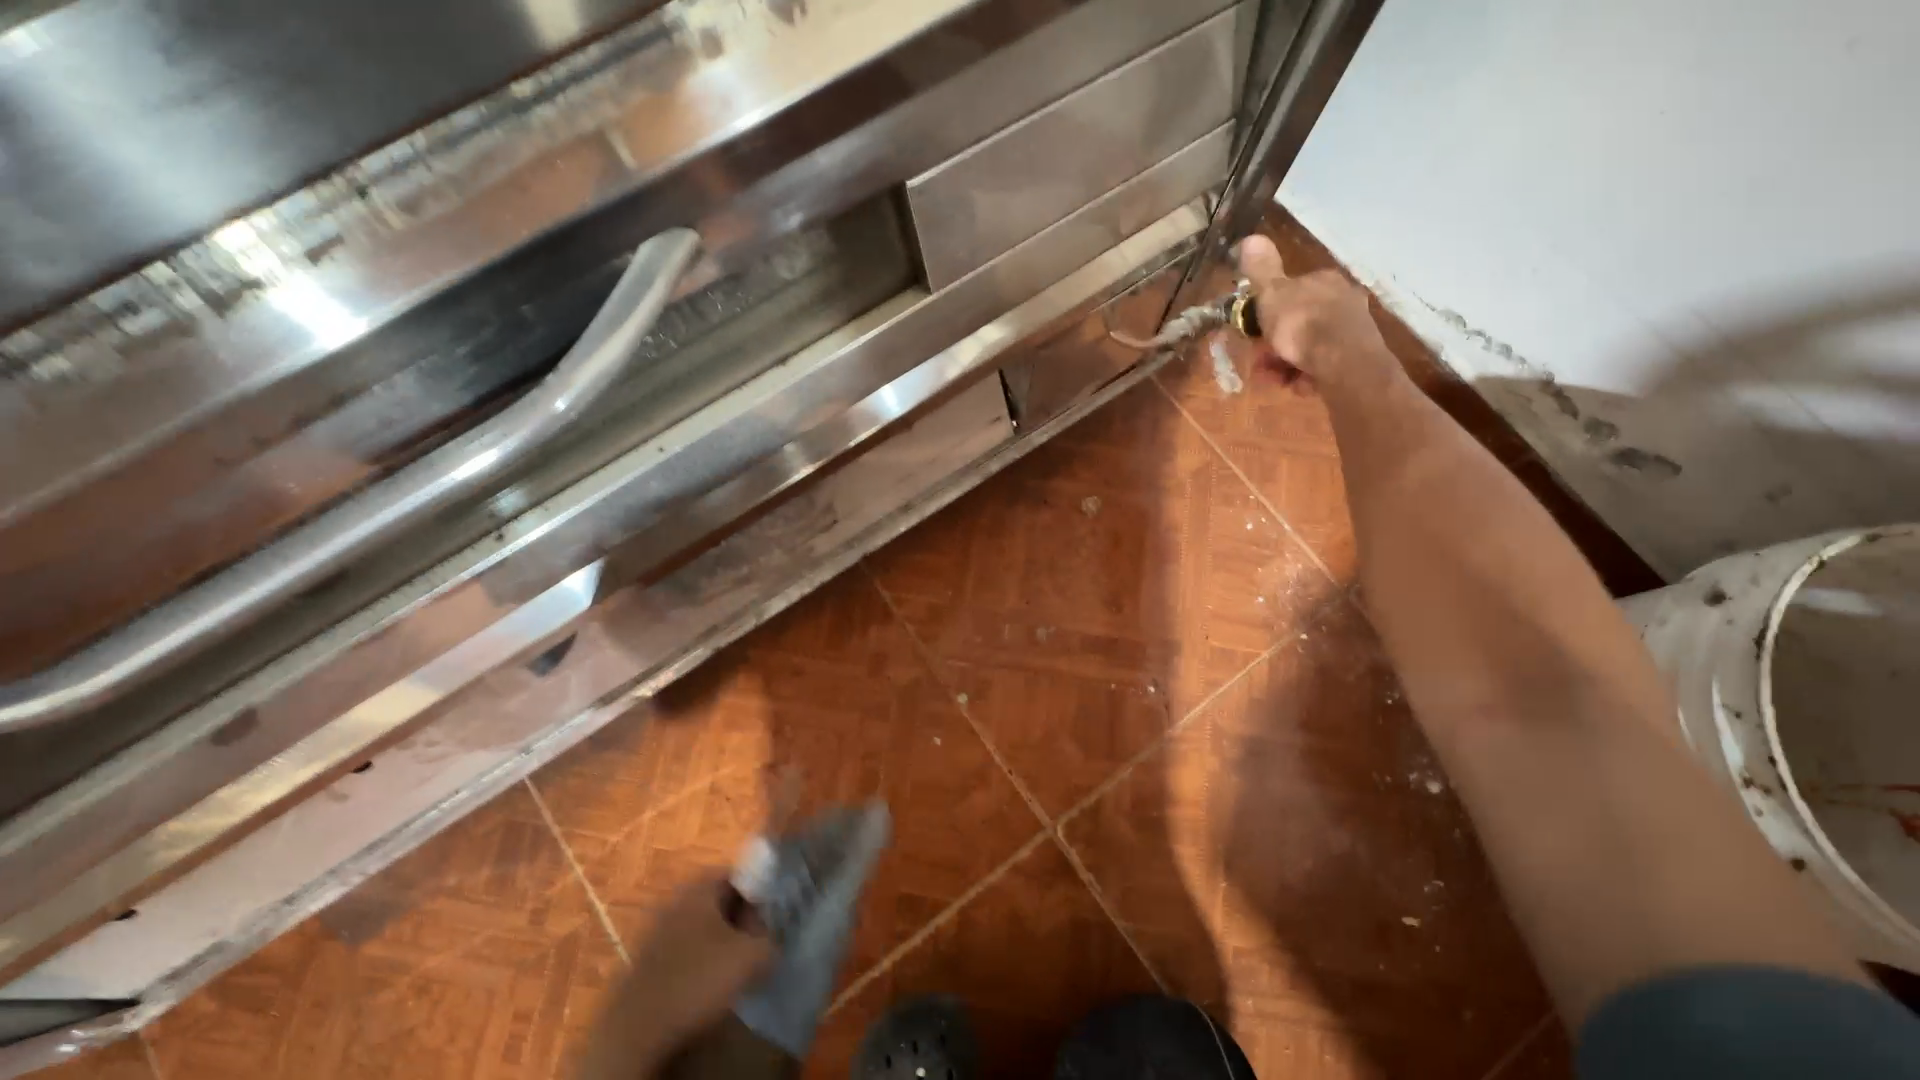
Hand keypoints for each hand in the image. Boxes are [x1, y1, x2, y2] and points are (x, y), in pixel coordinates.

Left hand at [628, 878, 774, 1042]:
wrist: (637, 1029)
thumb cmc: (698, 979)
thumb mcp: (752, 958)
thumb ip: (770, 941)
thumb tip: (769, 941)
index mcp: (699, 888)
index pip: (737, 873)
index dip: (759, 891)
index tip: (771, 915)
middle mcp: (674, 900)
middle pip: (717, 899)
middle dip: (740, 917)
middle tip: (758, 941)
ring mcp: (655, 930)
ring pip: (700, 926)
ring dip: (719, 941)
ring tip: (736, 966)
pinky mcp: (645, 960)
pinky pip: (682, 949)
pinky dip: (698, 960)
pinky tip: (708, 984)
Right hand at [1237, 235, 1400, 392]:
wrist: (1343, 362)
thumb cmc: (1302, 323)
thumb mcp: (1272, 294)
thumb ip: (1261, 270)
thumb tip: (1251, 238)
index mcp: (1322, 280)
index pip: (1290, 292)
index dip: (1268, 313)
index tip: (1253, 332)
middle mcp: (1342, 299)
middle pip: (1298, 321)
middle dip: (1275, 344)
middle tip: (1260, 362)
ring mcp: (1352, 329)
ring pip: (1309, 346)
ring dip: (1286, 363)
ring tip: (1275, 379)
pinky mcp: (1358, 357)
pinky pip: (1322, 365)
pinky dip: (1306, 374)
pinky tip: (1298, 384)